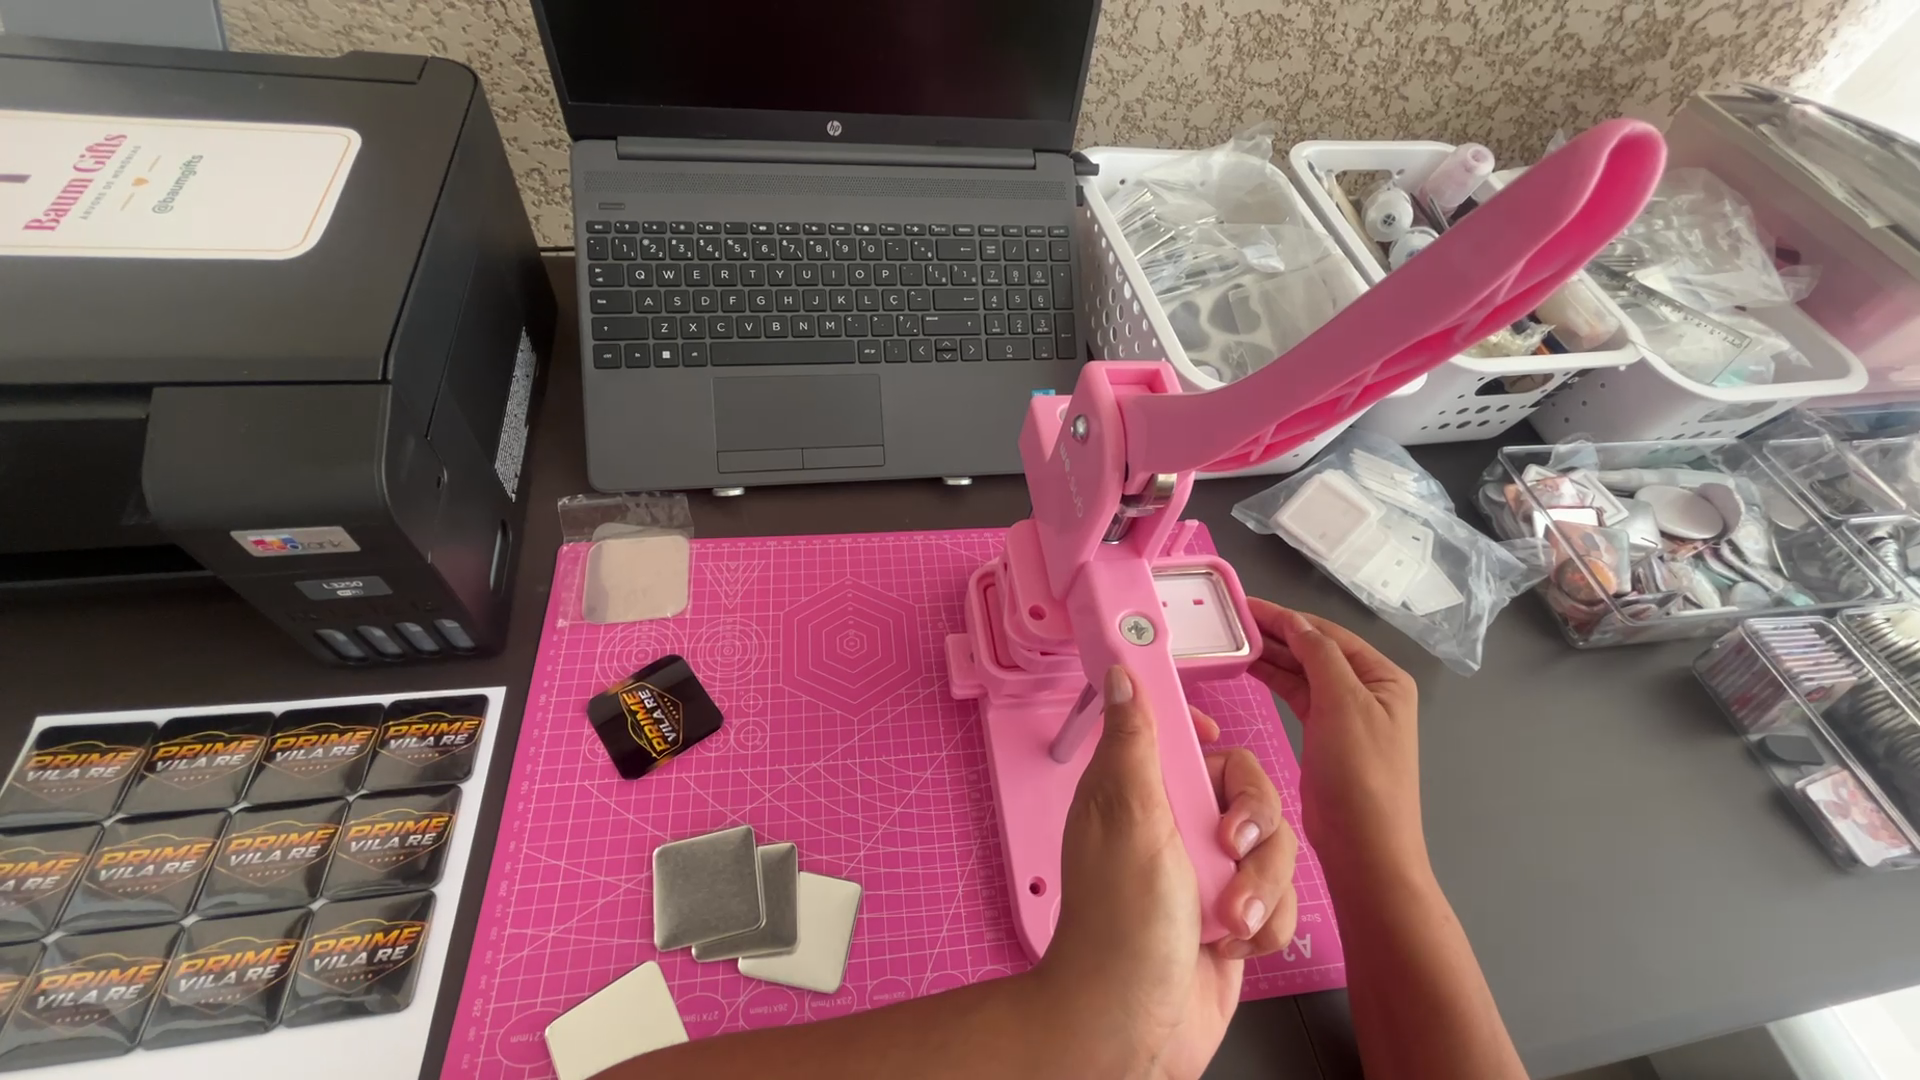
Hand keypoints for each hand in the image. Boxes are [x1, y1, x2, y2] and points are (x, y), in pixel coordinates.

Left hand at [1037, 666, 1299, 1079]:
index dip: (1206, 736)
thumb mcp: (1128, 814)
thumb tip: (1121, 674)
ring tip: (1230, 916)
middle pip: (1246, 789)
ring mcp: (1204, 869)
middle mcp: (1171, 823)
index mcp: (1136, 789)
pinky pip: (1279, 895)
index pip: (1181, 737)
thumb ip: (1134, 739)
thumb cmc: (1122, 922)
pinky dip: (1268, 919)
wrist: (1136, 1024)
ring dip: (1262, 883)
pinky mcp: (1233, 911)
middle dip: (1252, 825)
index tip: (1216, 745)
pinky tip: (1238, 941)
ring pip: (1270, 845)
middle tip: (1230, 850)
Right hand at [1246, 599, 1424, 877]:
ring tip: (1231, 639)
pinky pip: (1294, 693)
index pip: (1327, 634)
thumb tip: (1295, 622)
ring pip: (1301, 670)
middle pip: (1313, 649)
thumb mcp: (1343, 705)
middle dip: (1275, 632)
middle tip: (1229, 619)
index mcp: (1382, 677)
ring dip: (1270, 654)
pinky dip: (1272, 678)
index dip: (1286, 617)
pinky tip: (1247, 667)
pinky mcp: (1322, 732)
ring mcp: (1343, 712)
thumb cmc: (1360, 772)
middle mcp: (1365, 689)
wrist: (1362, 845)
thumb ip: (1319, 656)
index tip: (1245, 604)